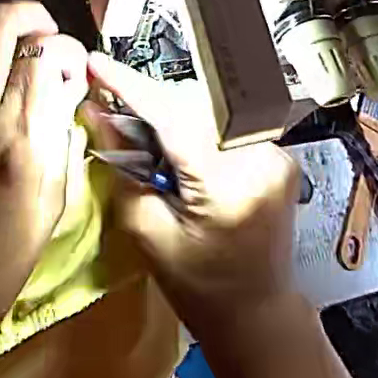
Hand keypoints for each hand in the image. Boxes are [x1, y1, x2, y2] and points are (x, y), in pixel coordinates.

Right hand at [85, 51, 300, 335]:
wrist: (258, 313)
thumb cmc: (200, 288)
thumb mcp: (149, 234)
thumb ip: (124, 169)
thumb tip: (100, 114)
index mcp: (228, 186)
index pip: (174, 117)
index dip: (131, 86)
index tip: (98, 63)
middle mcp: (261, 160)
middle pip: (194, 105)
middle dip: (153, 103)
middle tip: (119, 114)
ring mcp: (276, 155)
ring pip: (211, 109)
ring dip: (176, 115)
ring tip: (154, 146)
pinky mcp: (279, 155)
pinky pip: (228, 124)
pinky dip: (199, 129)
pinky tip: (185, 156)